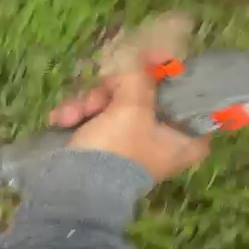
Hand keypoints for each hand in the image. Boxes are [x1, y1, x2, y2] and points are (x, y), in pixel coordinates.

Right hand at [50, 53, 209, 182]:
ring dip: (84, 106)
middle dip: (108, 96)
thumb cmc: (115, 150)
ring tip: (68, 116)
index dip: (162, 78)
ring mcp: (129, 146)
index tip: (142, 65)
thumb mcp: (131, 109)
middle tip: (94, 99)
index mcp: (188, 139)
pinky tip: (60, 121)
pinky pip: (92, 122)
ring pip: (110, 109)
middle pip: (141, 100)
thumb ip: (138, 80)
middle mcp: (162, 142)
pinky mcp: (100, 150)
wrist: (72, 188)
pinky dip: (75, 118)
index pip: (184, 97)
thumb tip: (137, 60)